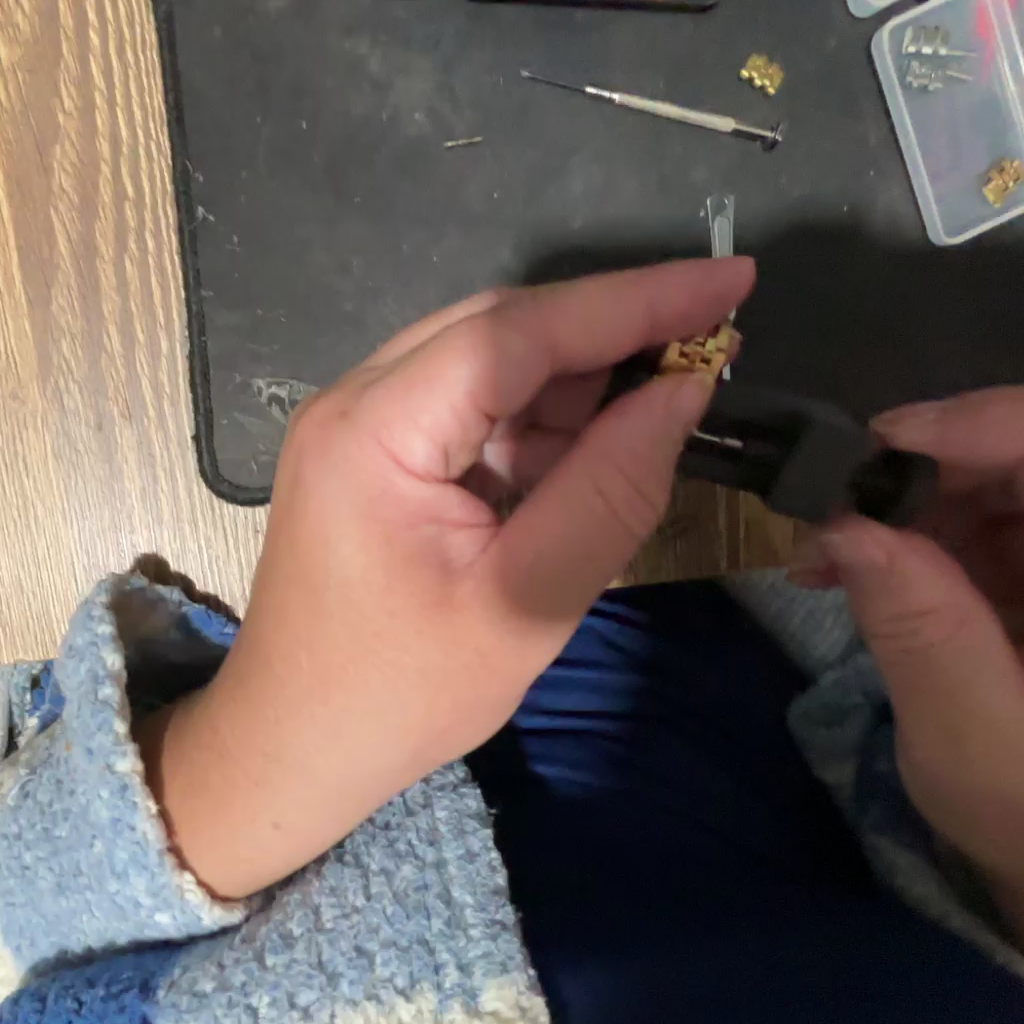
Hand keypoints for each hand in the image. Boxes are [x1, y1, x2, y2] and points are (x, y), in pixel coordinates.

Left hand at [137, 259, 753, 899]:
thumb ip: (611, 489)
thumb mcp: (526, 602)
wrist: (294, 742)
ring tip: (648, 422)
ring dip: (569, 388)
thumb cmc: (401, 695)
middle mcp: (350, 404)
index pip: (514, 331)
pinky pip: (459, 411)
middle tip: (703, 355)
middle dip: (605, 338)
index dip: (631, 301)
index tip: (729, 281)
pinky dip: (527, 425)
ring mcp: (350, 426)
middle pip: (494, 333)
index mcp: (372, 432)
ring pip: (481, 367)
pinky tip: (576, 459)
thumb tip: (681, 391)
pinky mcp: (363, 454)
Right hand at [794, 387, 1023, 1023]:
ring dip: (932, 483)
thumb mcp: (970, 753)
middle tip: (856, 478)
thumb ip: (919, 636)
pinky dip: (924, 513)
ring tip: (844, 534)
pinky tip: (862, 551)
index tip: (900, 438)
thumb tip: (846, 528)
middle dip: (969, 447)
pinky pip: (1009, 504)